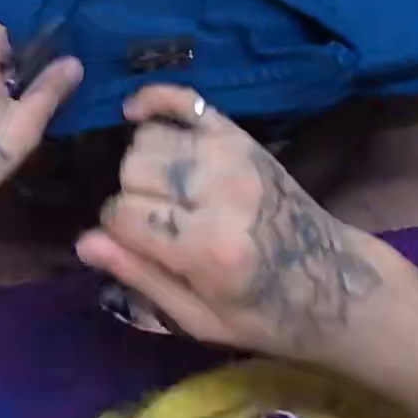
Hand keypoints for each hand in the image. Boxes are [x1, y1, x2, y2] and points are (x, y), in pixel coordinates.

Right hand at [76, 85, 410, 363]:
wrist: (334, 281)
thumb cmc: (264, 312)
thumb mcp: (200, 319)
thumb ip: (141, 276)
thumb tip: (83, 242)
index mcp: (210, 248)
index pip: (123, 215)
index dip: (115, 229)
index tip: (128, 240)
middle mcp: (219, 190)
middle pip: (132, 167)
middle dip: (128, 194)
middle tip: (151, 218)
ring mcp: (230, 152)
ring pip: (148, 136)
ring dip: (141, 160)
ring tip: (160, 186)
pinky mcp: (237, 133)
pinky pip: (182, 98)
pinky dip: (154, 98)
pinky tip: (134, 111)